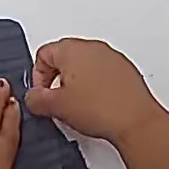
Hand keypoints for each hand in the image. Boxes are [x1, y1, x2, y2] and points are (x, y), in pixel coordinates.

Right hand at [23, 38, 168, 145]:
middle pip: (64, 57)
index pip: (43, 53)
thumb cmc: (102, 109)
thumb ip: (36, 99)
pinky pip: (103, 72)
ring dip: (77, 82)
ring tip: (79, 105)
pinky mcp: (125, 70)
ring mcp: (111, 57)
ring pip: (84, 64)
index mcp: (72, 49)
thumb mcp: (56, 107)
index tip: (42, 94)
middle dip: (57, 78)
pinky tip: (96, 105)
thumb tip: (33, 97)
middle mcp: (93, 47)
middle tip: (58, 100)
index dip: (38, 76)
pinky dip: (96, 85)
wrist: (135, 121)